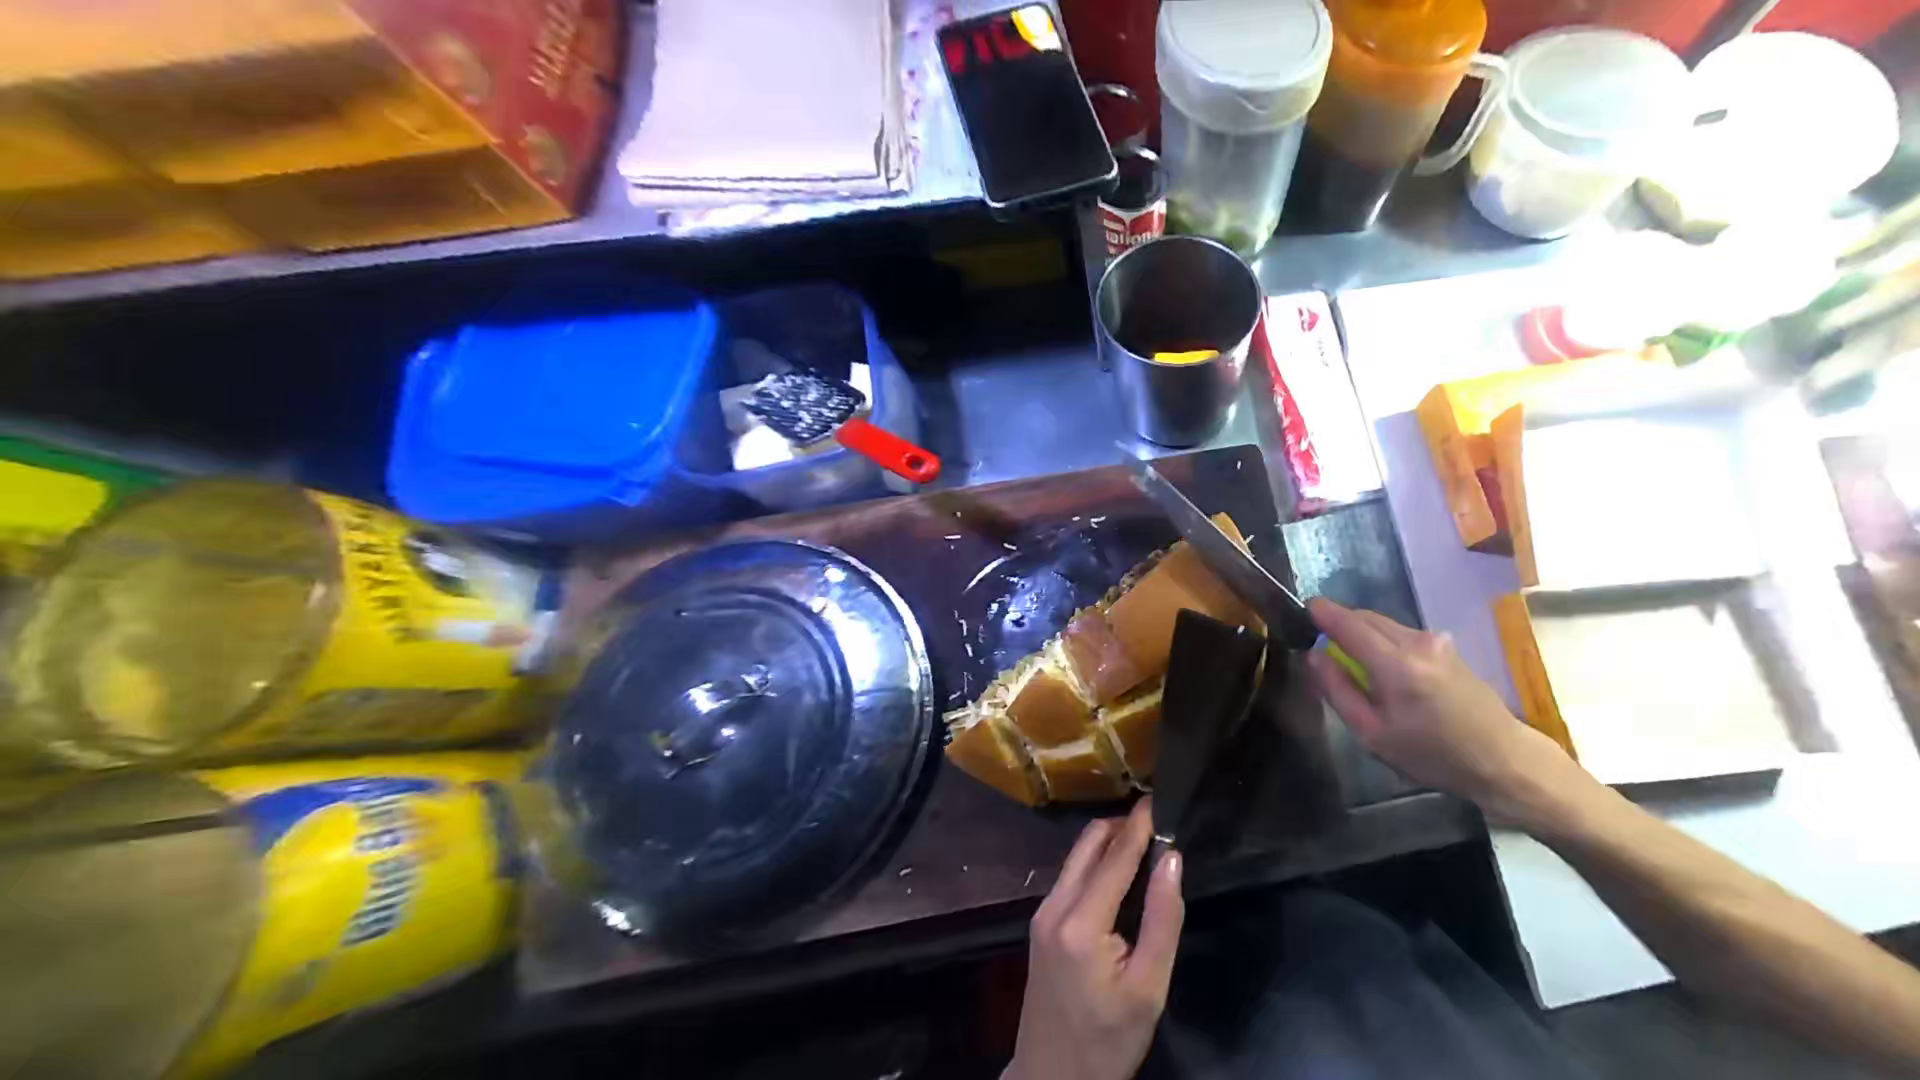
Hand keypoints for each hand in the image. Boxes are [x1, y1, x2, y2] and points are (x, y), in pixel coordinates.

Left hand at [1006, 800, 1183, 1079]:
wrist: (1052, 1077)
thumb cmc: (1108, 1040)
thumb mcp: (1148, 988)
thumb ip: (1161, 919)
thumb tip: (1172, 859)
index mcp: (1080, 921)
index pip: (1115, 857)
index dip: (1138, 825)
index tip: (1158, 798)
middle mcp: (1054, 905)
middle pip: (1087, 845)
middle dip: (1121, 825)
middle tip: (1155, 817)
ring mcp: (1042, 912)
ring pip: (1076, 857)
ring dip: (1107, 842)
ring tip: (1144, 837)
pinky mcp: (1041, 922)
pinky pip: (1070, 877)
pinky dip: (1095, 862)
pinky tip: (1119, 870)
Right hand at [1306, 597, 1578, 820]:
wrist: (1505, 761)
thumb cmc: (1433, 755)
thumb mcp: (1372, 734)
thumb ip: (1337, 690)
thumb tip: (1313, 655)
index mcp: (1396, 665)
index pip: (1347, 623)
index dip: (1321, 612)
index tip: (1301, 610)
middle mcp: (1417, 643)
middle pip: (1364, 618)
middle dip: (1339, 624)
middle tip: (1319, 645)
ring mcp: (1436, 642)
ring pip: (1382, 624)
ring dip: (1361, 634)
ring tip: (1350, 662)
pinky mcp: (1447, 647)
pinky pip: (1400, 634)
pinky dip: (1381, 641)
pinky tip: (1382, 670)